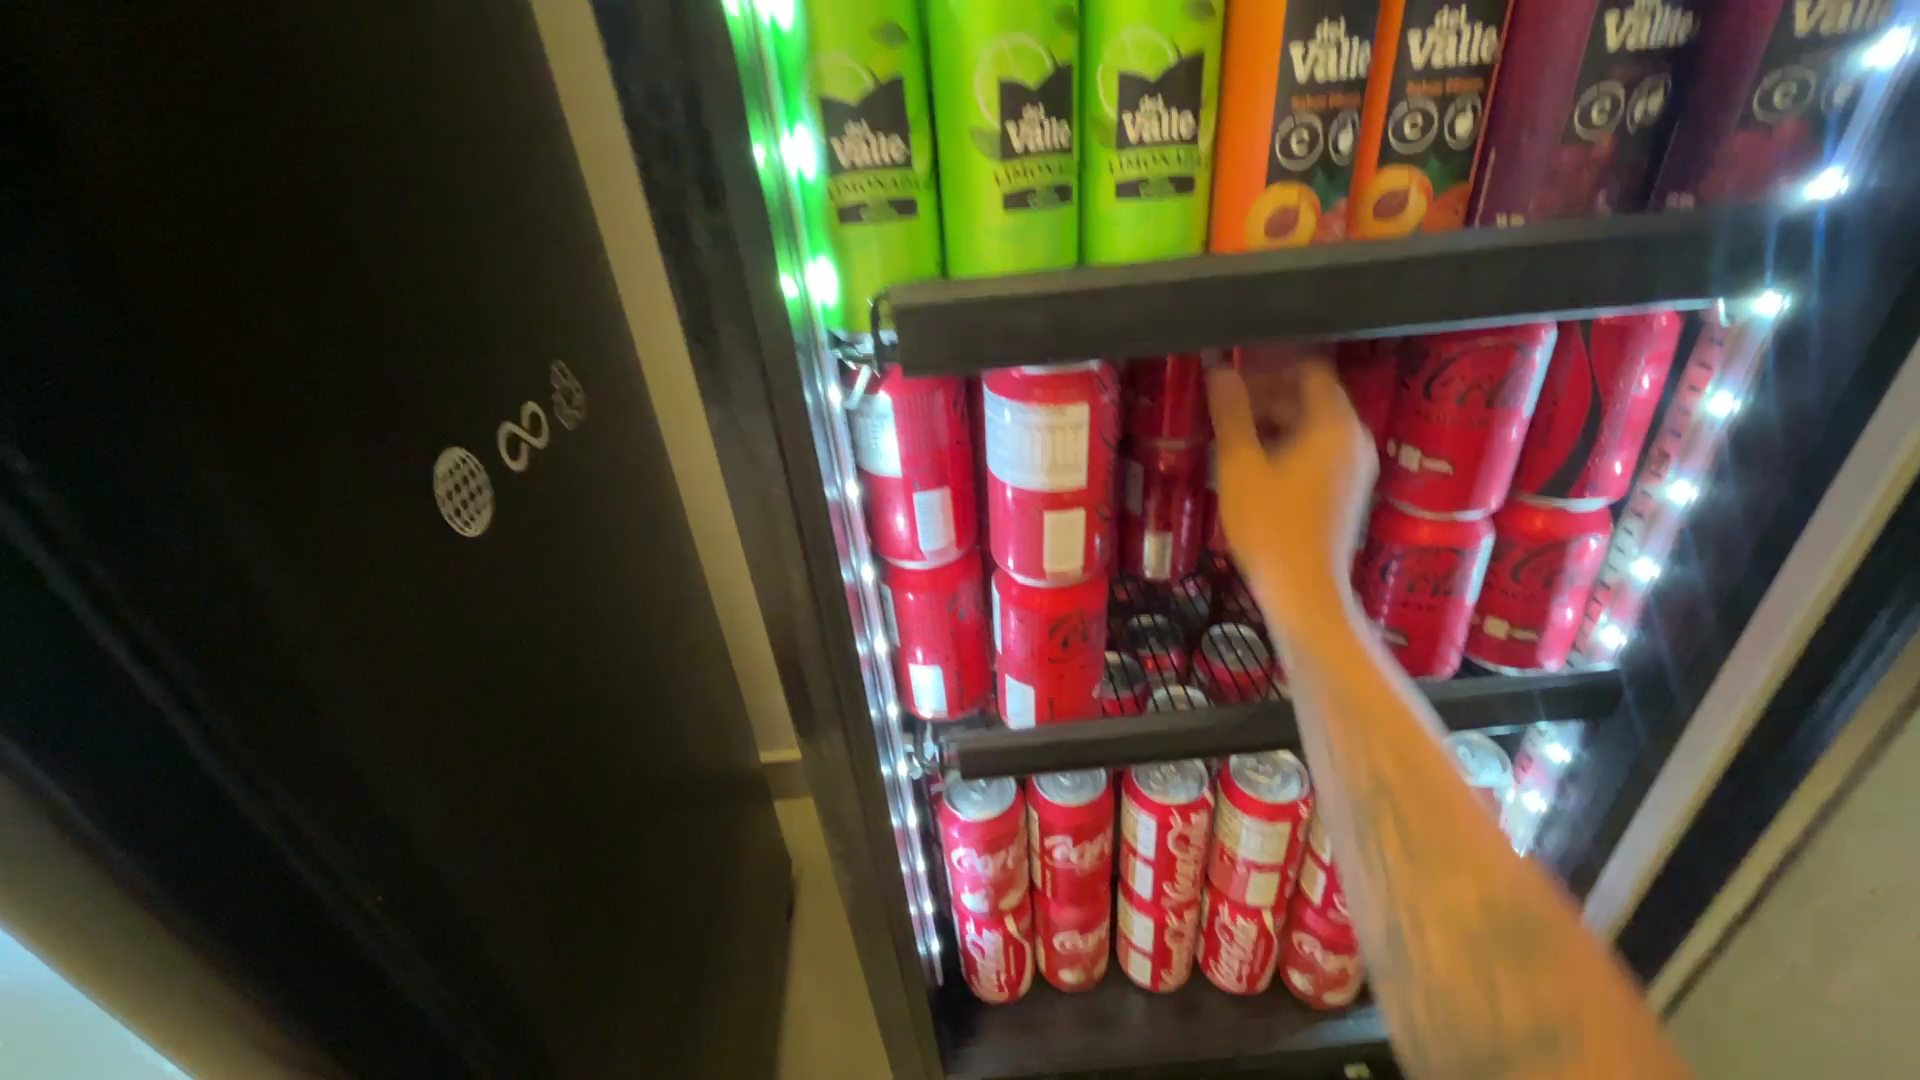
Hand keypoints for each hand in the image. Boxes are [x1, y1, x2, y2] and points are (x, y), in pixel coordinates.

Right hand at [1205, 348, 1375, 629]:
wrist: (1302, 590)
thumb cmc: (1268, 525)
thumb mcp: (1240, 465)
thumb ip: (1231, 412)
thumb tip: (1218, 368)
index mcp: (1334, 424)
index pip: (1308, 368)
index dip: (1269, 364)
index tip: (1232, 372)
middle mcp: (1354, 438)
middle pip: (1312, 396)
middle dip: (1268, 393)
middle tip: (1224, 403)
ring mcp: (1354, 466)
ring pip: (1313, 425)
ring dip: (1274, 420)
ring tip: (1232, 433)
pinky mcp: (1346, 489)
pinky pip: (1318, 450)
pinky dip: (1288, 445)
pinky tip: (1253, 463)